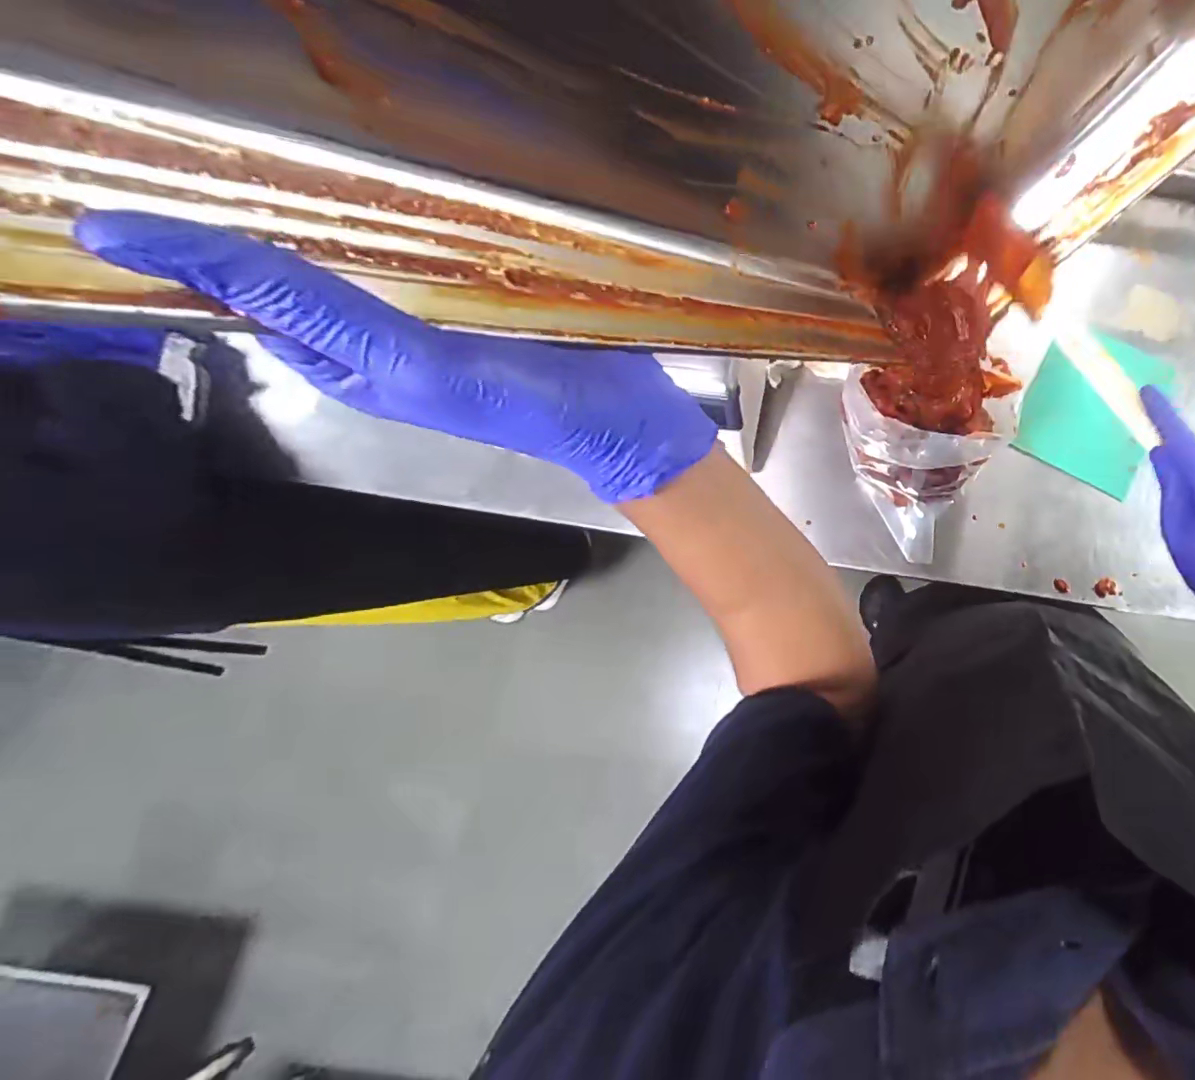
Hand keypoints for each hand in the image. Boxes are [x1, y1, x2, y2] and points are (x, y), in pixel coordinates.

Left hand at [74, 211, 717, 501]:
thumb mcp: (419, 367)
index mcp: (353, 361)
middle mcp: (388, 331)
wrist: (629, 424)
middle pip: (303, 261)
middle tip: (232, 154)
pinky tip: (424, 192)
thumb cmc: (532, 407)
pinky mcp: (494, 294)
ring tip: (328, 164)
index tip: (147, 196)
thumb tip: (177, 250)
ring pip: (371, 244)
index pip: (248, 295)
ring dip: (345, 204)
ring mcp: (443, 311)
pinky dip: (419, 216)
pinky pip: (435, 244)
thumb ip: (321, 313)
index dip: (191, 249)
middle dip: (264, 210)